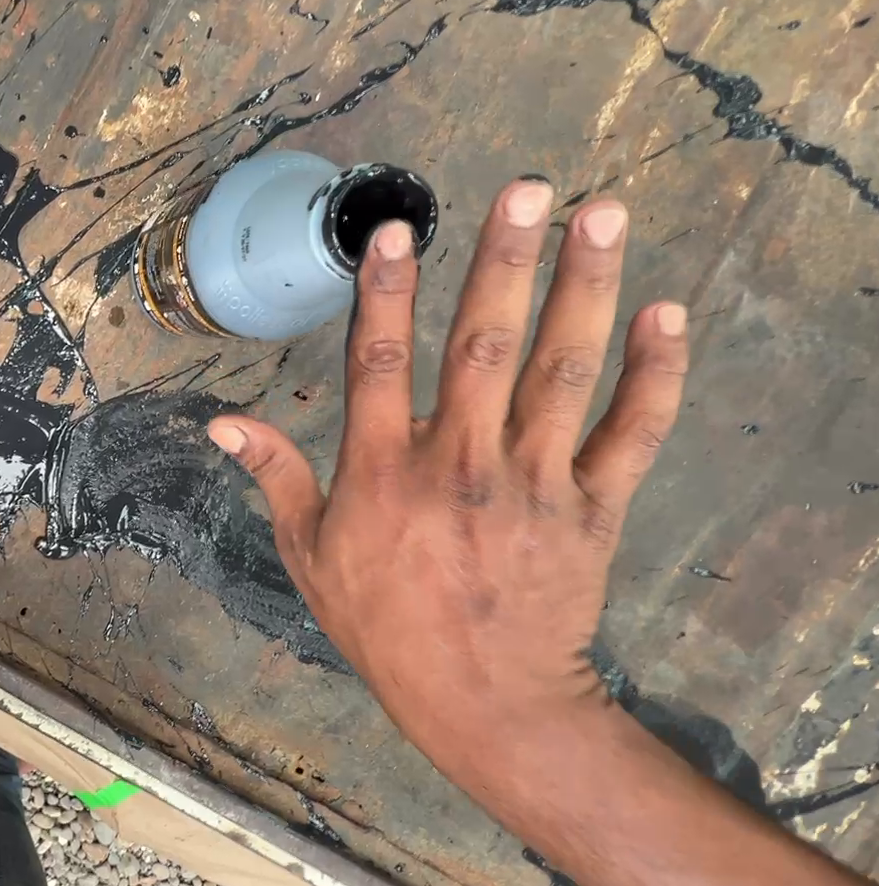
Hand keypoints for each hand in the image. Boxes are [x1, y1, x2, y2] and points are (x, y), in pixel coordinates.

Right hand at [207, 179, 687, 784]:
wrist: (481, 696)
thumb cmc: (378, 621)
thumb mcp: (305, 551)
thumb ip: (274, 474)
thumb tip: (220, 424)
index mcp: (381, 472)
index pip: (380, 363)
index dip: (386, 294)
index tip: (399, 233)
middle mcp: (459, 463)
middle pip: (484, 348)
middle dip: (505, 263)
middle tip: (529, 190)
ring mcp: (534, 482)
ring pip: (565, 373)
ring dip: (585, 291)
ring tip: (602, 217)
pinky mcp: (594, 508)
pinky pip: (632, 433)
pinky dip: (655, 373)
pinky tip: (667, 314)